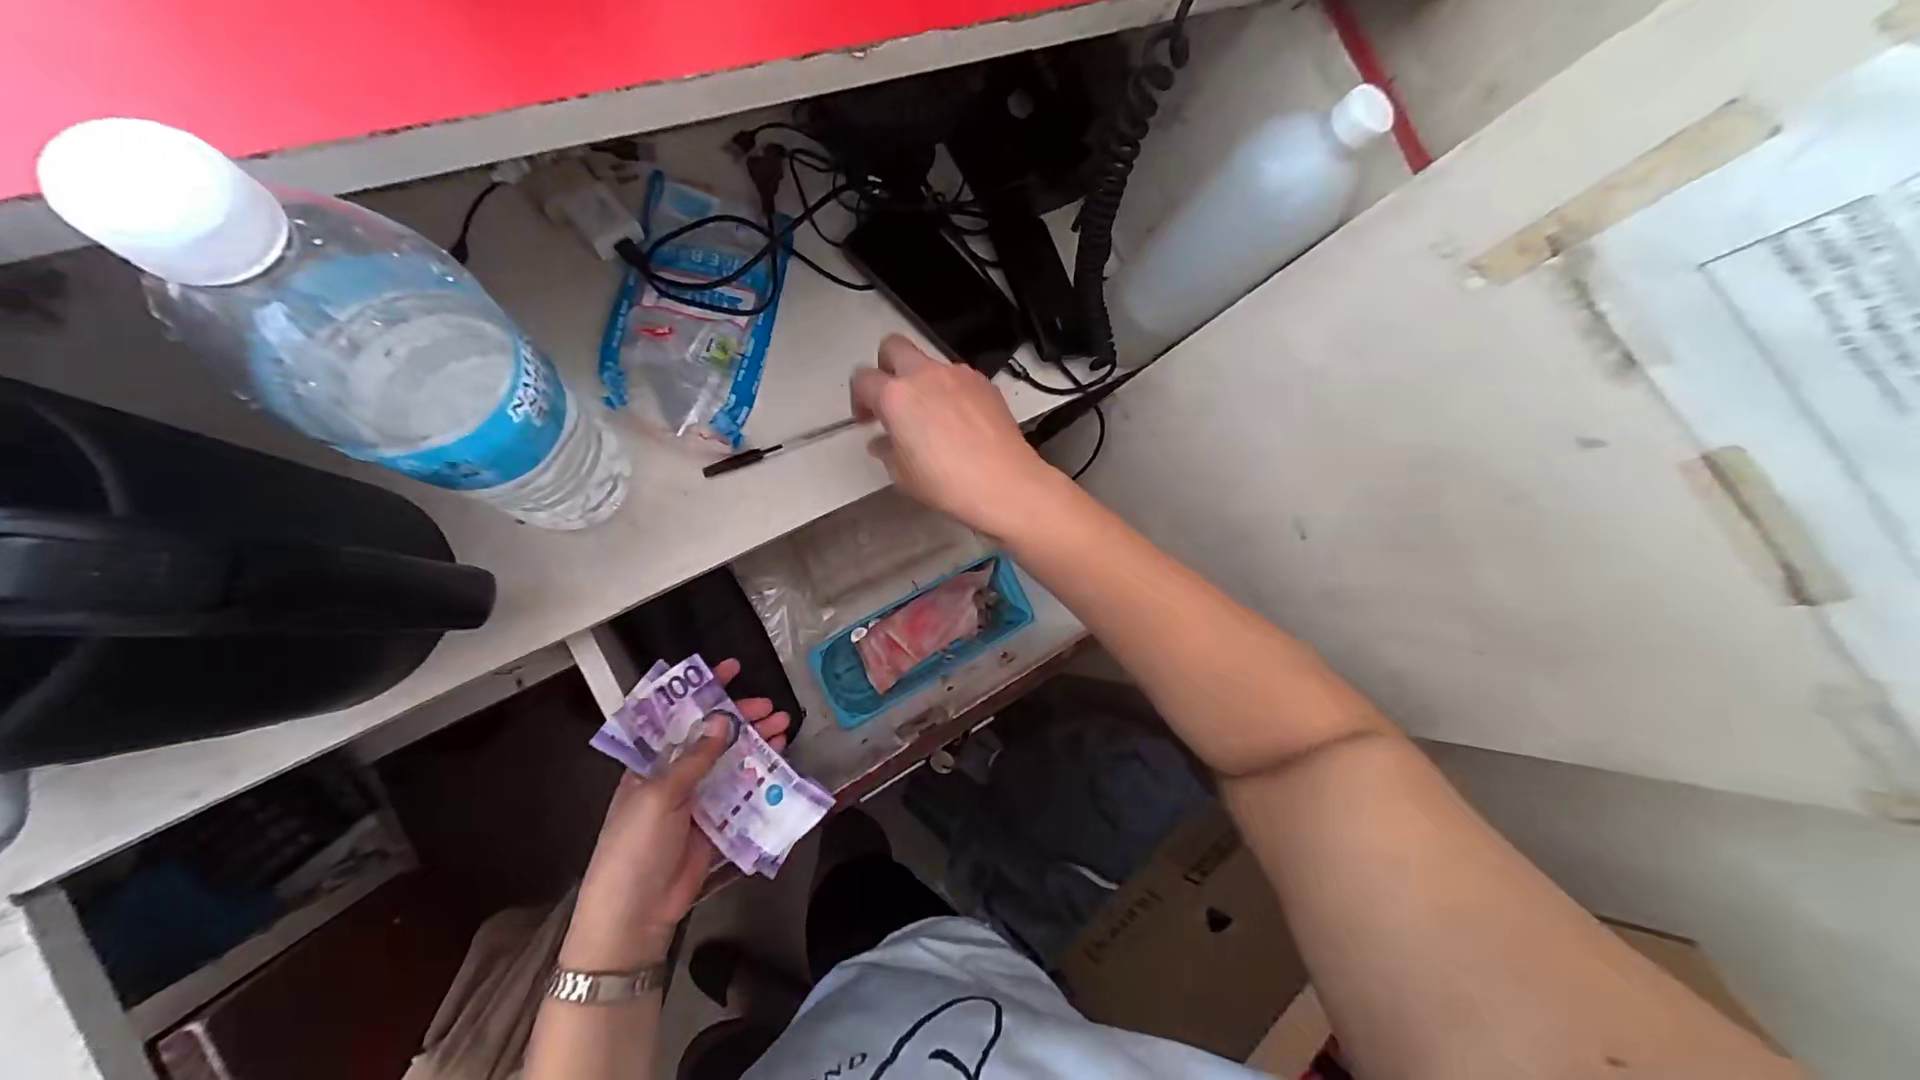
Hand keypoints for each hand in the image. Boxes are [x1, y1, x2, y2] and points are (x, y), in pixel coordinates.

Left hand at [560, 658, 791, 970]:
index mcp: (650, 762)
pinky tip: (779, 758)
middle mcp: (674, 774)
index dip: (703, 690)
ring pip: (732, 759)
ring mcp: (696, 798)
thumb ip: (694, 758)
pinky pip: (741, 789)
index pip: (678, 715)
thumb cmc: (634, 846)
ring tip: (784, 727)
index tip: (731, 668)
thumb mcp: (659, 796)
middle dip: (741, 717)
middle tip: (771, 707)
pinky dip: (761, 773)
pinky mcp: (715, 821)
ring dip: (757, 741)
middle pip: (712, 735)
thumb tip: (722, 719)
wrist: (635, 913)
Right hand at [851, 335, 1068, 540]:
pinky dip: (950, 390)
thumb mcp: (903, 475)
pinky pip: (958, 377)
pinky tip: (957, 420)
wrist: (1004, 484)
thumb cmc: (950, 483)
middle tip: (890, 396)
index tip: (866, 417)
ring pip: (929, 362)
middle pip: (893, 346)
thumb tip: (884, 442)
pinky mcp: (984, 384)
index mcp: (897, 396)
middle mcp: (926, 376)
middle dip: (885, 366)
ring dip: (921, 380)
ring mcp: (958, 376)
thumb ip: (888, 450)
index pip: (863, 379)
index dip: (859, 398)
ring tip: (928, 415)